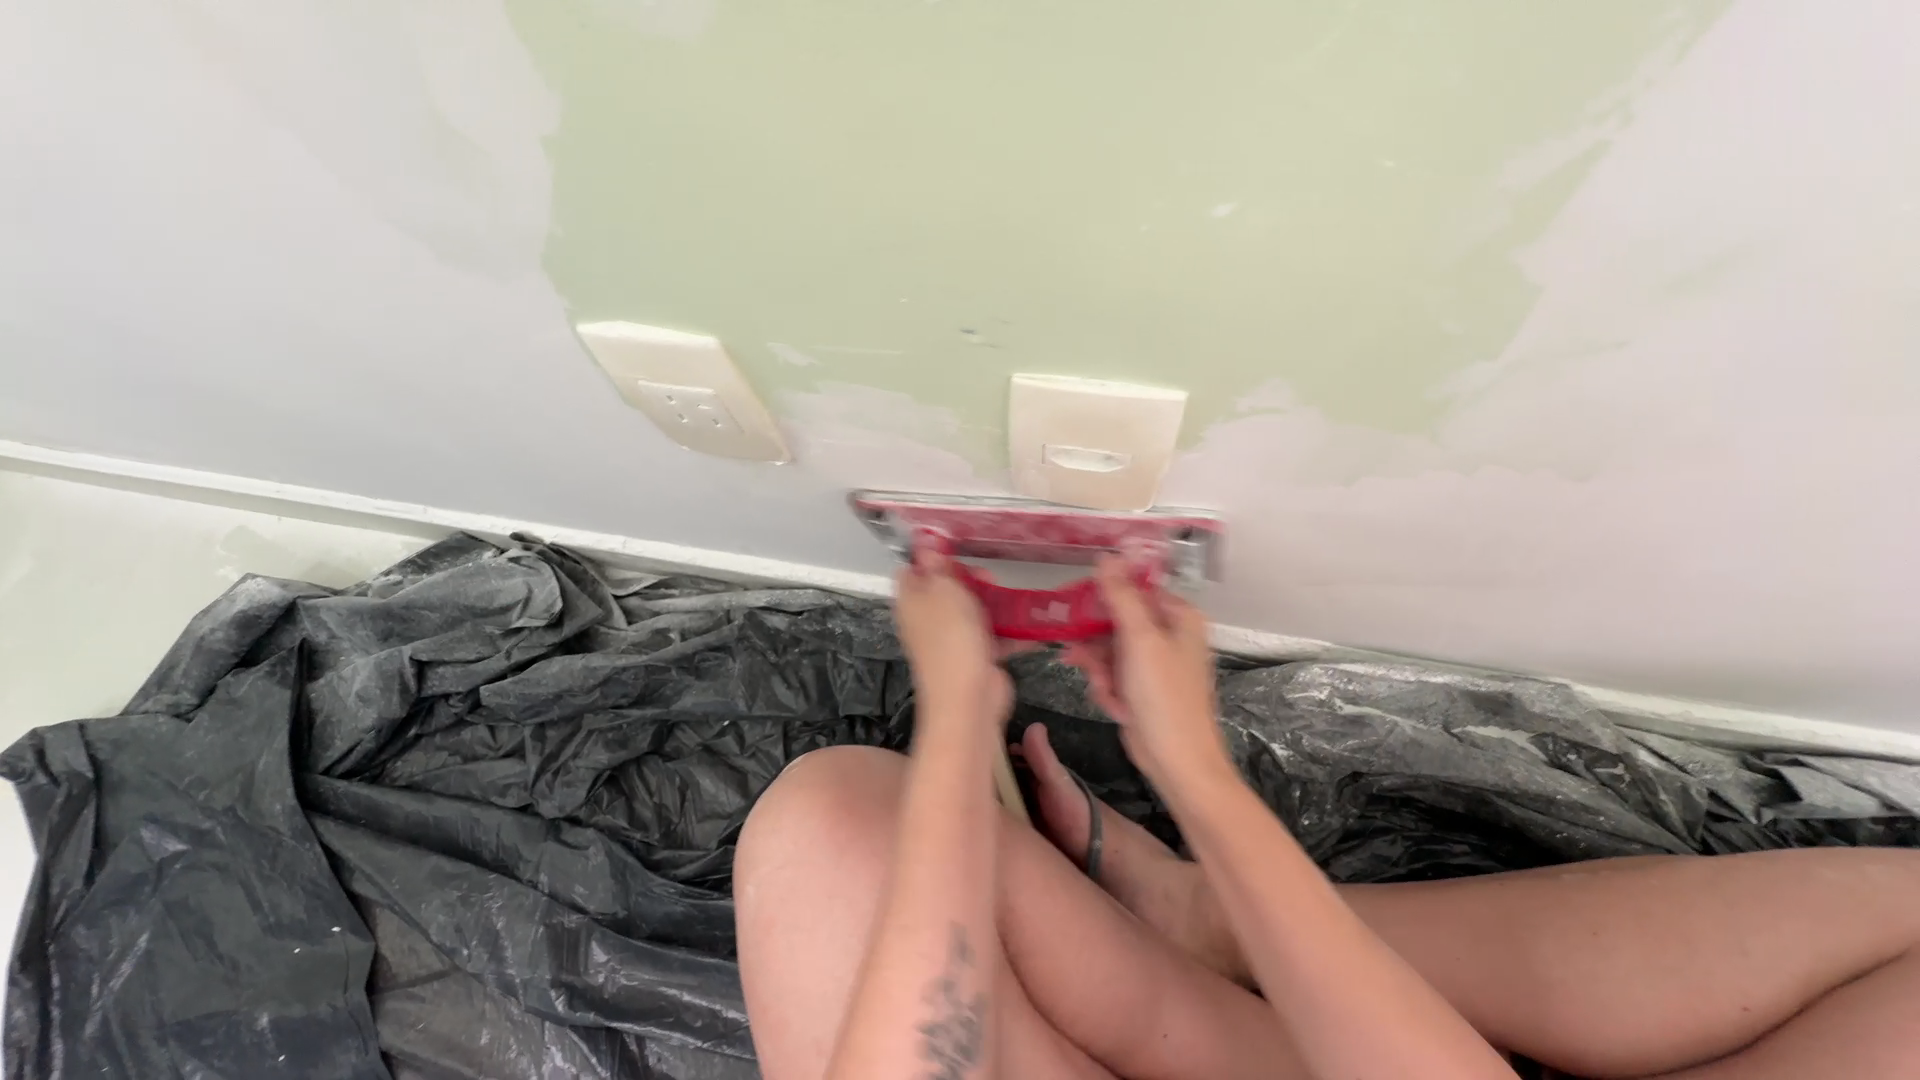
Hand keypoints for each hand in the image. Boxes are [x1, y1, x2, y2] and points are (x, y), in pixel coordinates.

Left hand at [893, 549, 1013, 722]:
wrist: (969, 696)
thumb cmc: (951, 636)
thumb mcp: (943, 588)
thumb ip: (936, 564)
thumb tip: (923, 540)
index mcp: (910, 601)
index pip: (911, 570)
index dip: (929, 557)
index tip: (954, 549)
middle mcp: (927, 620)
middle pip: (945, 589)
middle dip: (969, 580)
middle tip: (988, 578)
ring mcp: (951, 641)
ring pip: (971, 612)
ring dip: (991, 604)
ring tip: (1010, 600)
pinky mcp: (975, 657)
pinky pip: (991, 637)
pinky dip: (1007, 632)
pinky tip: (1027, 624)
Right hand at [1063, 557, 1230, 790]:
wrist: (1177, 761)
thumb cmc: (1164, 696)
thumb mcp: (1140, 639)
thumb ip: (1121, 596)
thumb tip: (1106, 556)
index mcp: (1179, 616)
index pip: (1134, 589)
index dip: (1103, 598)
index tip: (1075, 608)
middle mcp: (1169, 635)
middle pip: (1116, 621)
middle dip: (1097, 646)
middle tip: (1078, 656)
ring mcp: (1155, 663)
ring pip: (1108, 650)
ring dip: (1101, 672)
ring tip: (1108, 692)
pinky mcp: (1142, 688)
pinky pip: (1112, 675)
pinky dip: (1109, 690)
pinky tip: (1115, 707)